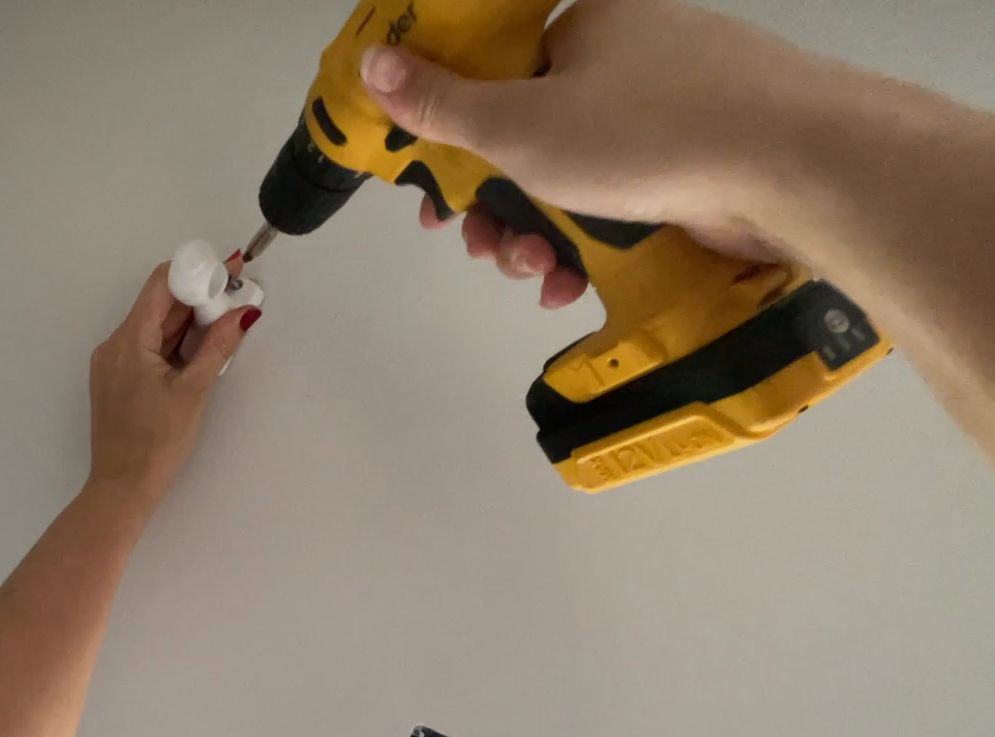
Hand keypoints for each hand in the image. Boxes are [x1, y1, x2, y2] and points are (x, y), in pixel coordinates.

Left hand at [85, 256, 259, 510]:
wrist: (123, 486)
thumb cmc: (157, 441)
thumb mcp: (194, 390)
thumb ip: (219, 345)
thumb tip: (245, 312)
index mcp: (128, 340)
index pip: (160, 284)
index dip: (195, 272)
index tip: (227, 275)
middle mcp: (113, 345)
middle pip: (157, 305)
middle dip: (196, 299)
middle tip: (236, 298)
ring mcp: (111, 364)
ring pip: (153, 328)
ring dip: (187, 323)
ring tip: (225, 324)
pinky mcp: (116, 381)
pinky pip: (146, 349)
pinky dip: (172, 344)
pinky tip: (199, 351)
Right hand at [359, 0, 822, 307]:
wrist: (793, 168)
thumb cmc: (640, 133)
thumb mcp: (516, 125)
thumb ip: (438, 104)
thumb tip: (372, 63)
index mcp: (586, 29)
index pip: (493, 85)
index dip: (451, 150)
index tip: (438, 201)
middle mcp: (624, 60)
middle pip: (521, 145)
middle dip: (494, 211)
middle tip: (486, 245)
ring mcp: (661, 110)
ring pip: (561, 183)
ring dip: (531, 239)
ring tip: (534, 271)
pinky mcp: (686, 159)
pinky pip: (607, 201)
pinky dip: (578, 245)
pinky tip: (568, 279)